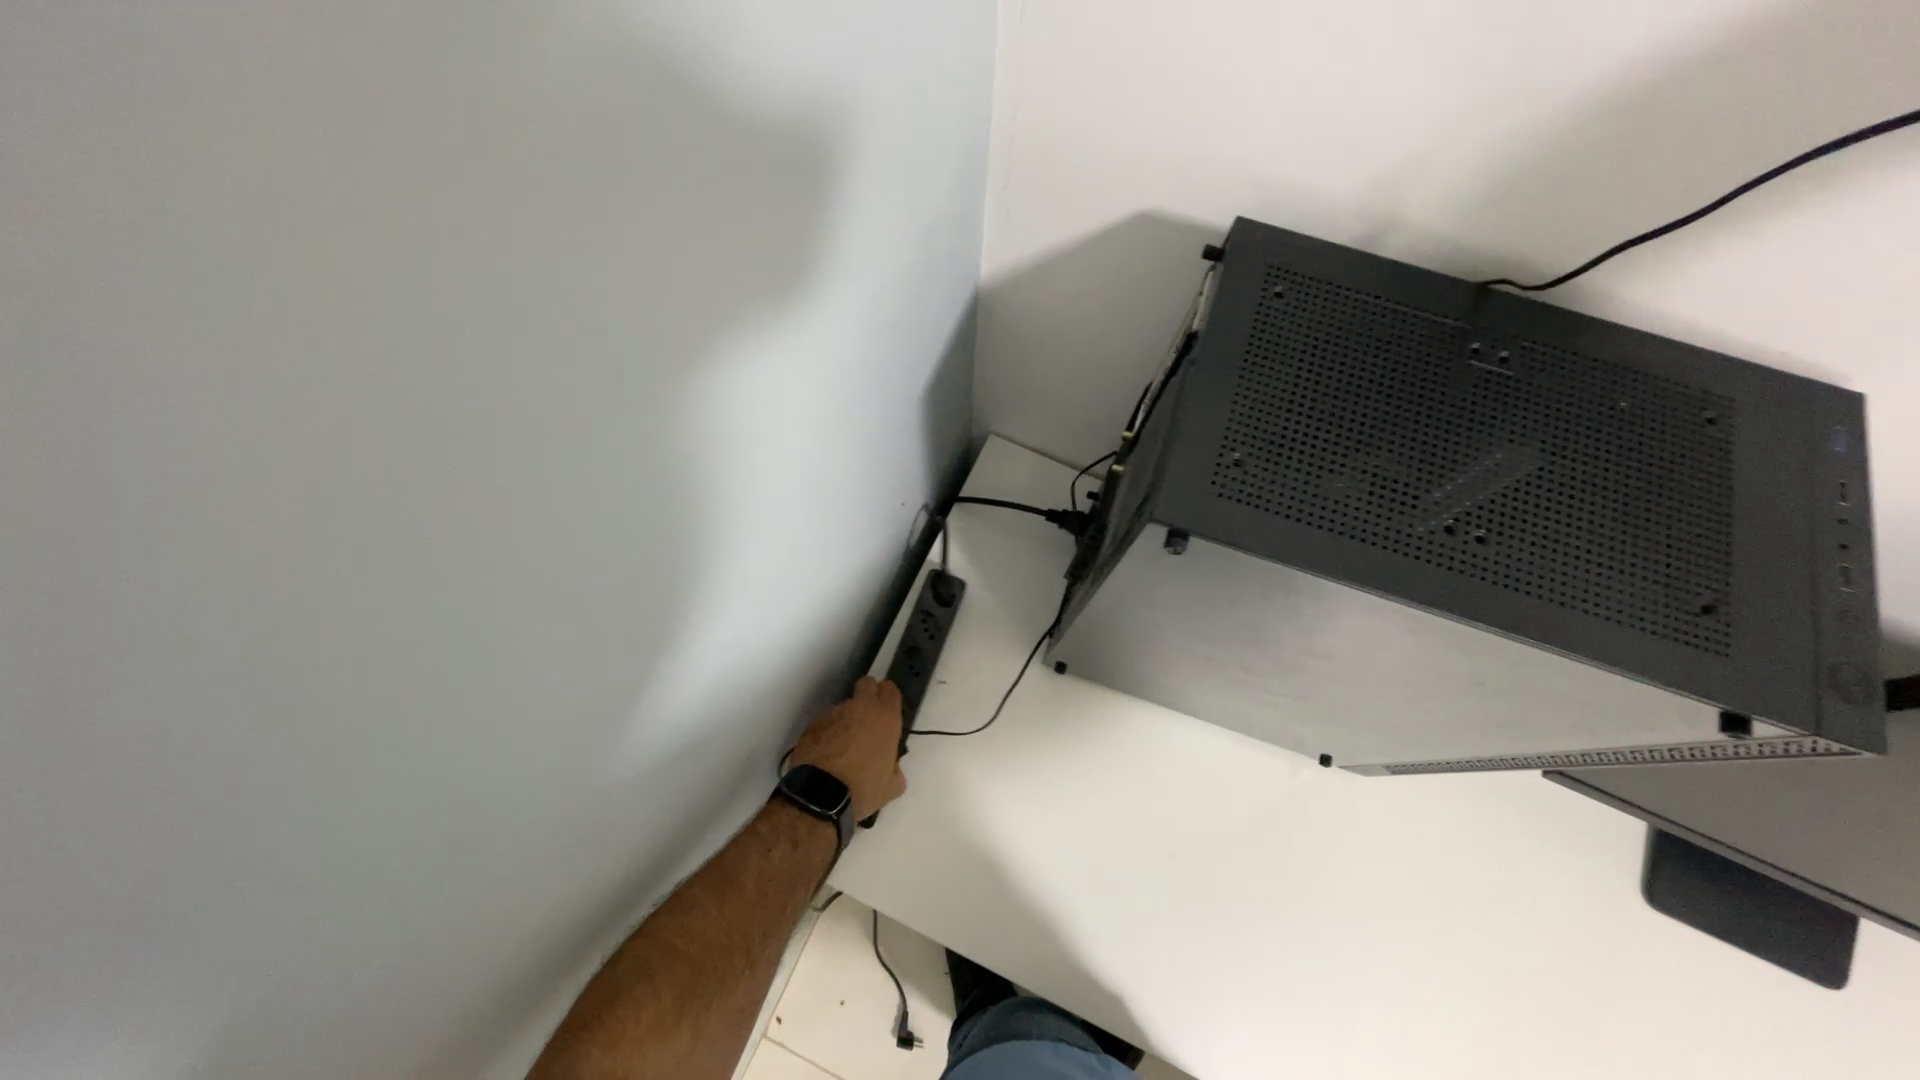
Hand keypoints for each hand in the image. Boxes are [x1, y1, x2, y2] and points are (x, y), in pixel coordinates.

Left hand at [786, 677, 906, 820]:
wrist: (820, 795)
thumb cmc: (863, 789)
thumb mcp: (891, 786)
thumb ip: (895, 768)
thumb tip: (892, 766)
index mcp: (885, 719)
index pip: (890, 690)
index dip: (888, 696)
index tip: (886, 709)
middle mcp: (860, 708)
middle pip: (866, 684)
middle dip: (867, 694)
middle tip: (866, 719)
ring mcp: (833, 713)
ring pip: (843, 707)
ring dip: (845, 720)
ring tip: (841, 747)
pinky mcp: (812, 724)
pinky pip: (824, 723)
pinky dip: (827, 733)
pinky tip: (825, 754)